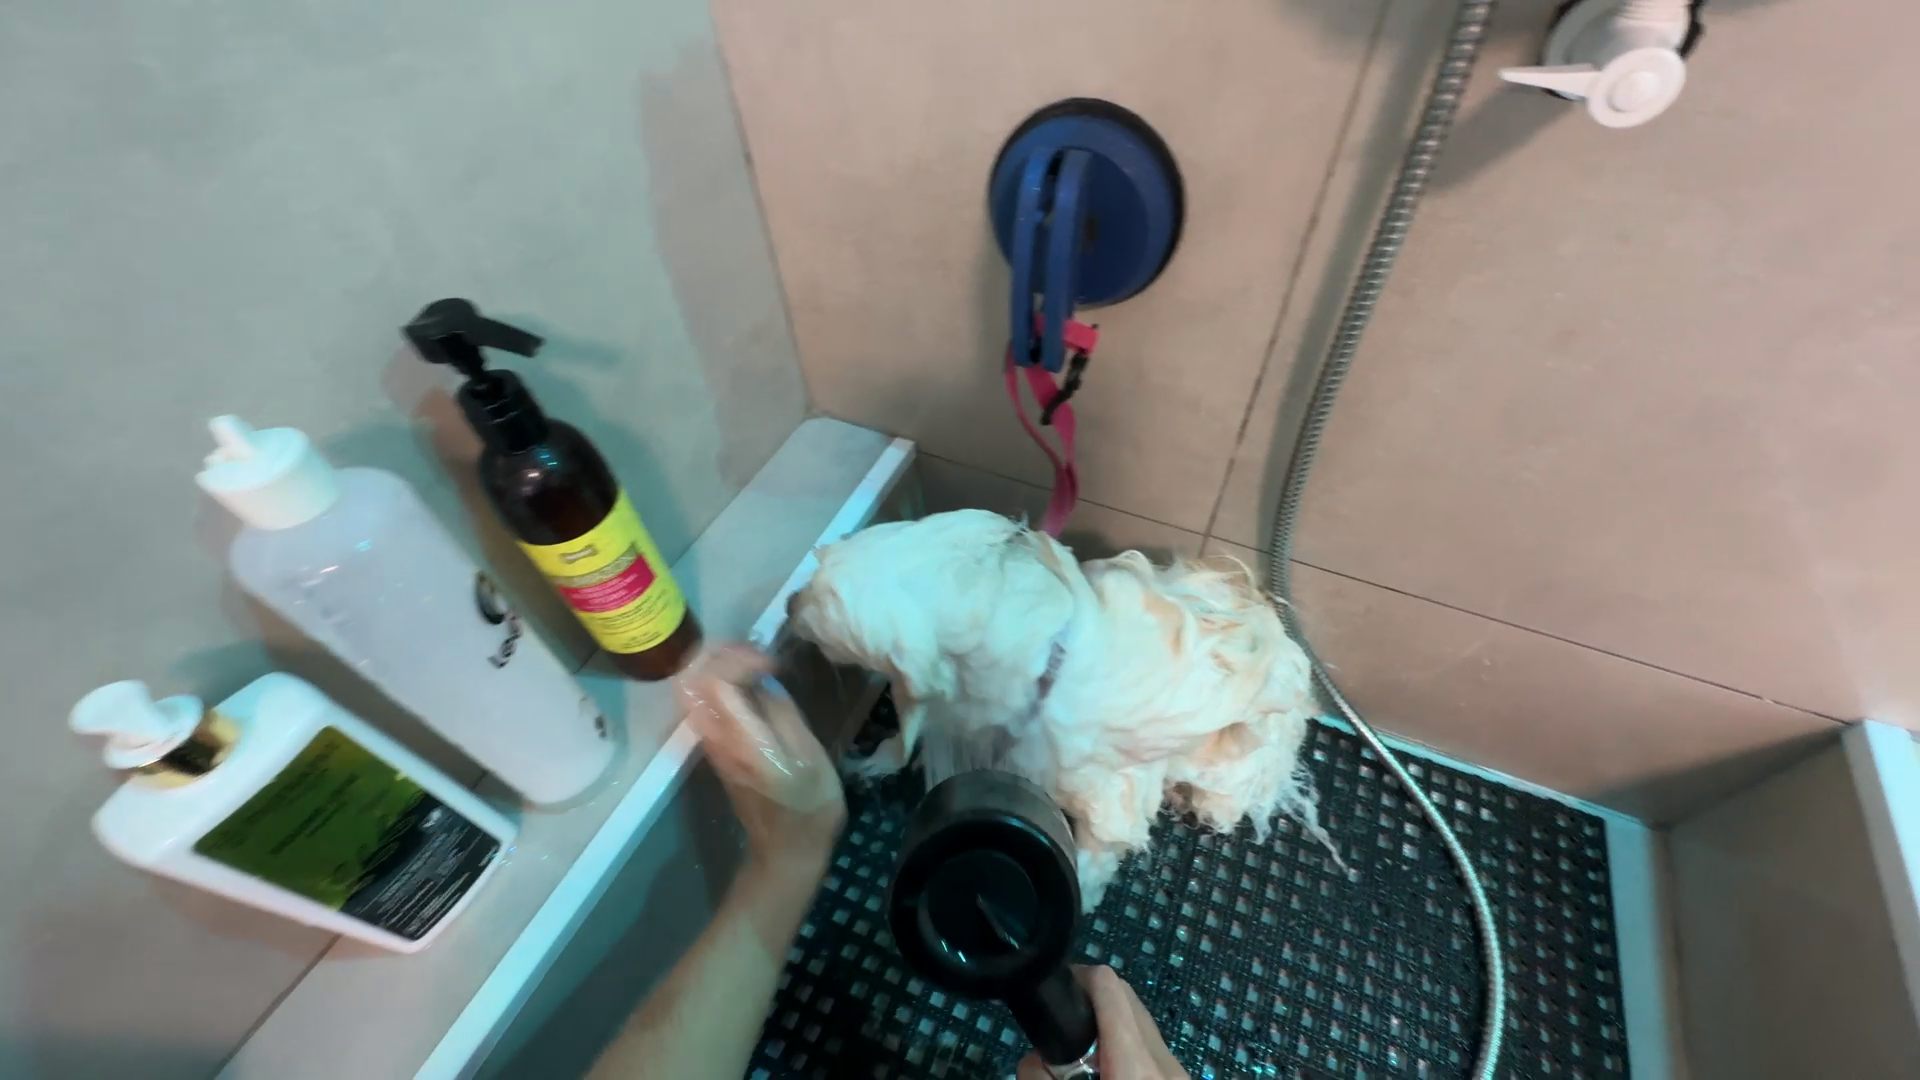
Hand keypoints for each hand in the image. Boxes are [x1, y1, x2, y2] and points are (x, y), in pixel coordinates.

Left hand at [677, 644, 845, 874]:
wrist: (788, 851)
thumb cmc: (809, 805)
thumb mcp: (810, 755)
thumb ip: (784, 713)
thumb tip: (766, 681)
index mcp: (742, 739)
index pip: (716, 681)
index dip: (739, 659)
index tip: (773, 664)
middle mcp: (718, 740)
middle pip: (695, 683)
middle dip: (721, 656)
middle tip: (758, 653)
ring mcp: (714, 747)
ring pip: (697, 693)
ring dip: (722, 669)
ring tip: (758, 664)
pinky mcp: (719, 752)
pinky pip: (708, 706)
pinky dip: (725, 686)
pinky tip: (755, 687)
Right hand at [1016, 966, 1188, 1079]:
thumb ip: (1042, 1074)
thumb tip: (1033, 1056)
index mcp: (1134, 1066)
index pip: (1106, 983)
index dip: (1075, 975)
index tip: (1052, 994)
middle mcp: (1164, 1060)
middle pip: (1124, 992)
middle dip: (1090, 998)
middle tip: (1062, 1028)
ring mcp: (1179, 1070)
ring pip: (1140, 1020)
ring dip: (1109, 1025)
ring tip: (1082, 1058)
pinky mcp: (1182, 1078)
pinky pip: (1151, 1047)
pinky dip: (1127, 1048)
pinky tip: (1107, 1073)